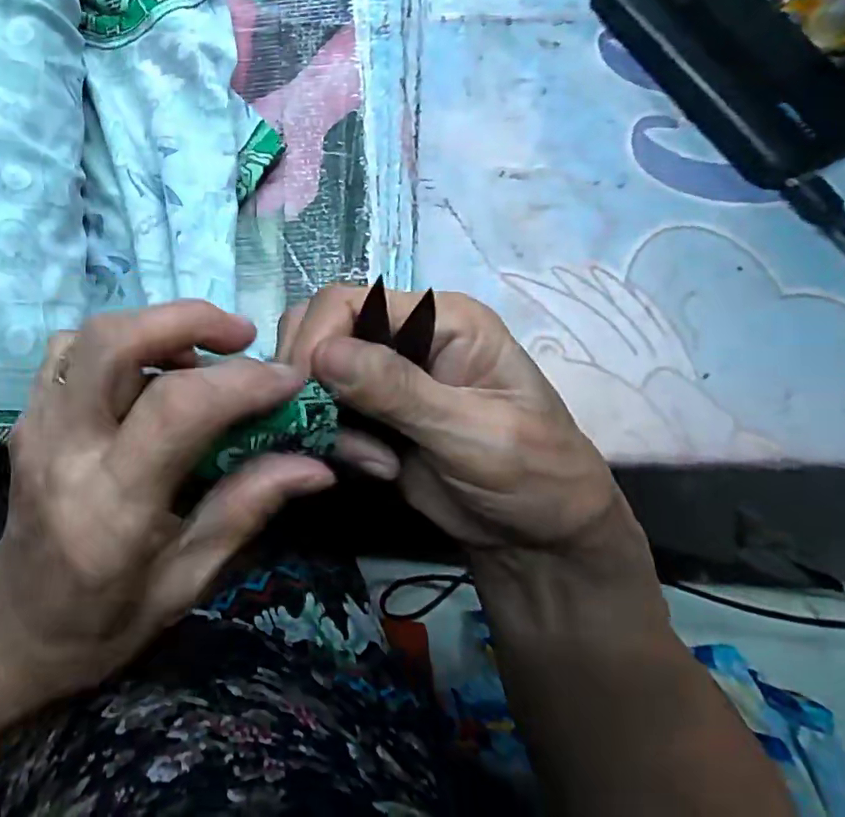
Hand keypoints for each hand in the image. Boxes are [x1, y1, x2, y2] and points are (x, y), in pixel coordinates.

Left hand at [0, 301, 334, 737]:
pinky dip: (115, 345)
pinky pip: (68, 354)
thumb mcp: (186, 582)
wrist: (17, 626)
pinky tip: (146, 375)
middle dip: (183, 319)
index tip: (287, 380)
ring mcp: (34, 426)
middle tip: (240, 336)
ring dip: (150, 329)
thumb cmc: (104, 622)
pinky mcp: (24, 418)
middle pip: (111, 341)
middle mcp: (63, 450)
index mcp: (110, 506)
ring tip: (199, 358)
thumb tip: (313, 463)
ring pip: (87, 337)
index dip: (240, 381)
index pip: (175, 408)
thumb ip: (244, 509)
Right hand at [276, 286, 624, 558]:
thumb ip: (398, 391)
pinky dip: (327, 437)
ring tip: (367, 458)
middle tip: (326, 427)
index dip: (315, 340)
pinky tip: (371, 466)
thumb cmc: (534, 478)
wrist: (540, 541)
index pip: (345, 302)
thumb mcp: (473, 434)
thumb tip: (322, 354)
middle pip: (317, 328)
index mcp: (439, 319)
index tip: (304, 393)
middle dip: (310, 379)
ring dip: (320, 415)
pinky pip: (317, 408)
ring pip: (309, 369)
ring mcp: (379, 374)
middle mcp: (403, 335)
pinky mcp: (364, 410)